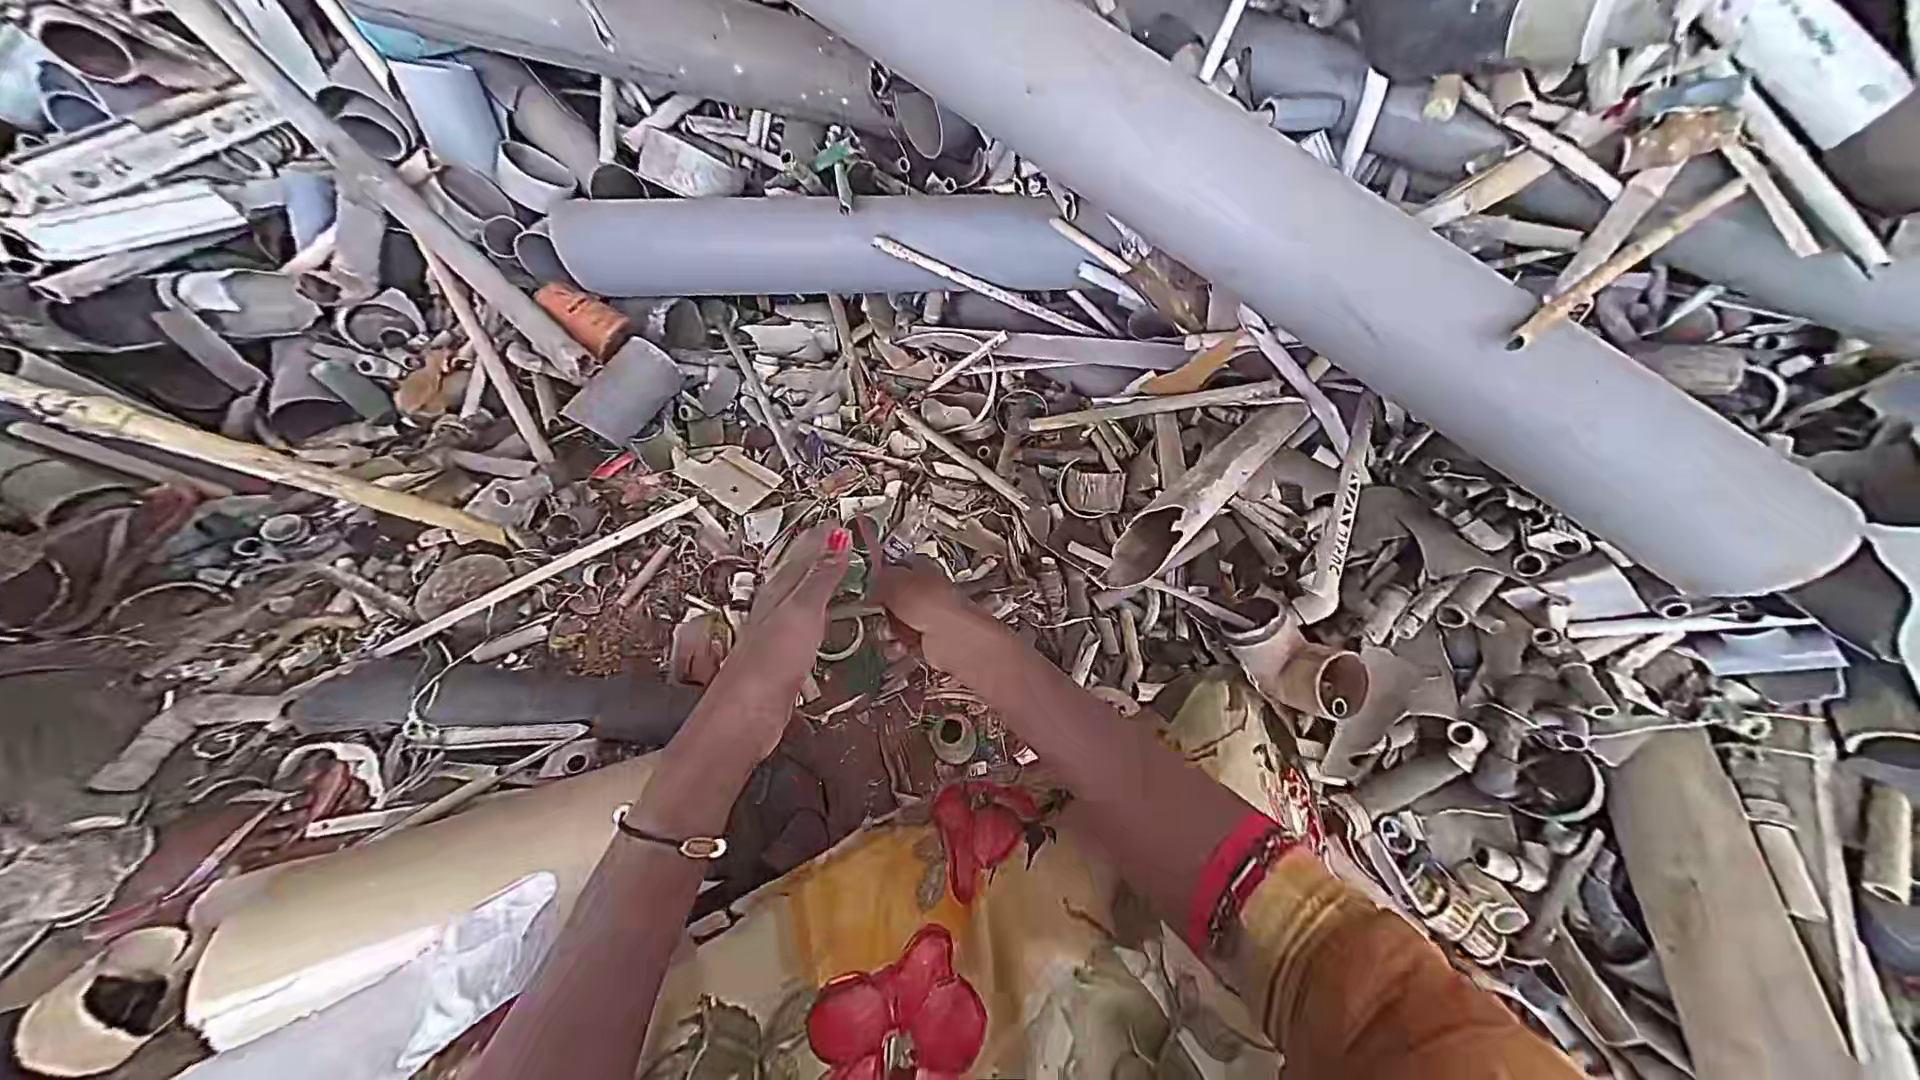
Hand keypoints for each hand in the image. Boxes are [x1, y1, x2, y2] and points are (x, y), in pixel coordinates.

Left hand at [690, 523, 851, 761]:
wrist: (745, 719)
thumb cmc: (767, 665)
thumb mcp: (802, 612)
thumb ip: (822, 576)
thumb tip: (838, 538)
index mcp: (779, 592)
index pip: (804, 555)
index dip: (823, 539)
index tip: (841, 524)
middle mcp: (775, 610)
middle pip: (800, 575)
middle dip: (821, 558)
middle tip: (842, 544)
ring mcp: (778, 636)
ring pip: (802, 601)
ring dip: (820, 586)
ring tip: (838, 577)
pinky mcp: (784, 661)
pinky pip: (806, 628)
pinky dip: (819, 618)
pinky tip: (822, 625)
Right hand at [854, 517, 978, 671]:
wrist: (955, 641)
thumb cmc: (931, 606)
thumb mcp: (898, 585)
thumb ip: (879, 581)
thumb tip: (867, 584)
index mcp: (920, 570)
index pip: (891, 569)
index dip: (877, 580)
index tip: (867, 590)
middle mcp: (922, 592)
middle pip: (888, 599)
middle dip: (880, 610)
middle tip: (880, 615)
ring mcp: (923, 617)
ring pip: (890, 622)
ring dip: (887, 631)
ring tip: (893, 634)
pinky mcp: (922, 641)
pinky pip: (898, 641)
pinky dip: (897, 646)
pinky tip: (901, 647)